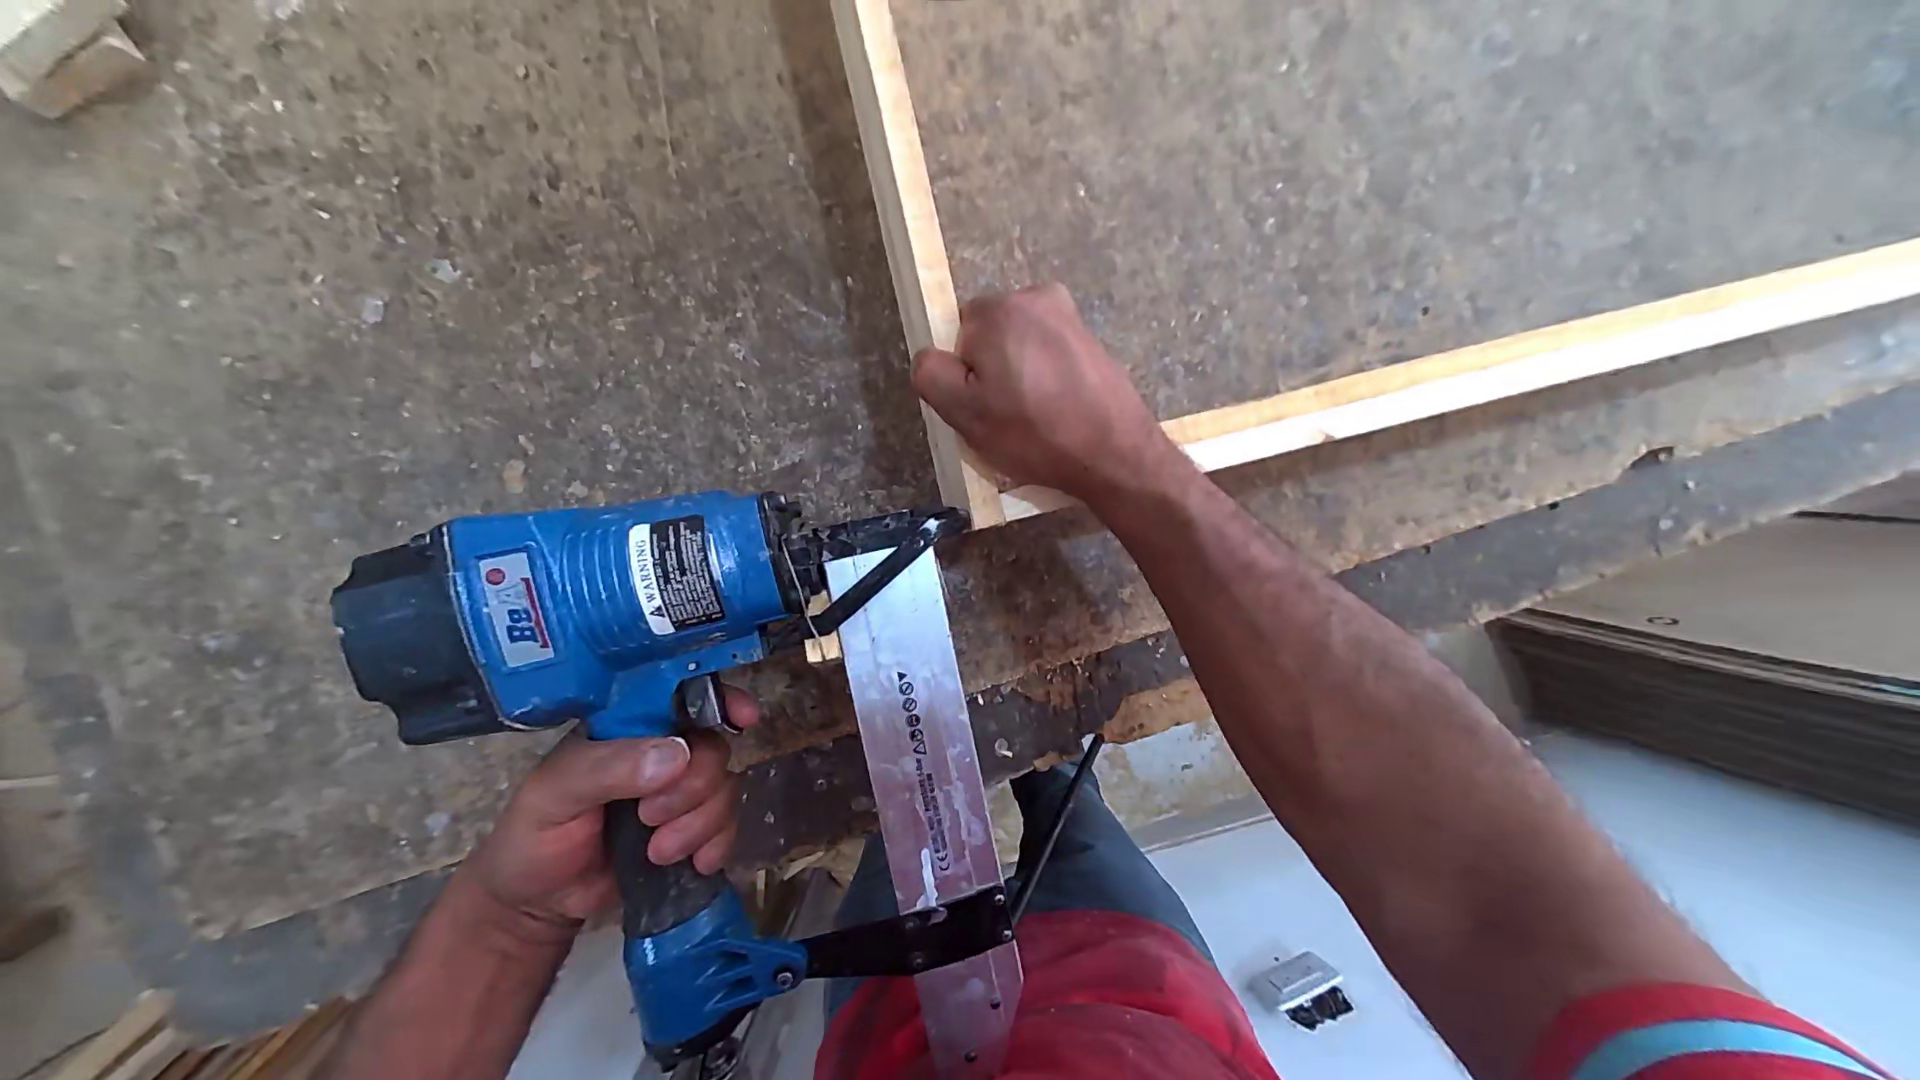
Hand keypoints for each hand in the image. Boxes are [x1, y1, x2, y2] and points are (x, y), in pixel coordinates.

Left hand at [457, 687, 760, 934]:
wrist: (534, 906)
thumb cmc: (534, 834)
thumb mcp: (555, 793)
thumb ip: (609, 768)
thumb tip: (679, 755)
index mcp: (633, 726)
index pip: (686, 694)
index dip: (721, 698)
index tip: (743, 717)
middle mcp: (666, 749)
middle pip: (714, 748)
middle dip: (693, 788)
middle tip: (650, 818)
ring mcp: (684, 790)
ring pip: (726, 787)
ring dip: (700, 823)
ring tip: (658, 852)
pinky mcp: (696, 829)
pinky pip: (730, 825)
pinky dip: (718, 844)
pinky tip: (695, 863)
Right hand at [911, 284, 1182, 504]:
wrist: (1114, 454)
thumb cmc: (1033, 434)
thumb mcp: (964, 413)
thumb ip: (931, 373)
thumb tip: (932, 354)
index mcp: (1000, 308)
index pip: (959, 336)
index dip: (966, 375)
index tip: (986, 406)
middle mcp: (1038, 296)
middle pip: (991, 338)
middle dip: (994, 373)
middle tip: (1009, 416)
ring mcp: (1071, 317)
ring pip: (1022, 349)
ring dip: (1022, 378)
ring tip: (1038, 417)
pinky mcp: (1093, 341)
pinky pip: (1050, 358)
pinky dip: (1048, 381)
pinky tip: (1060, 411)